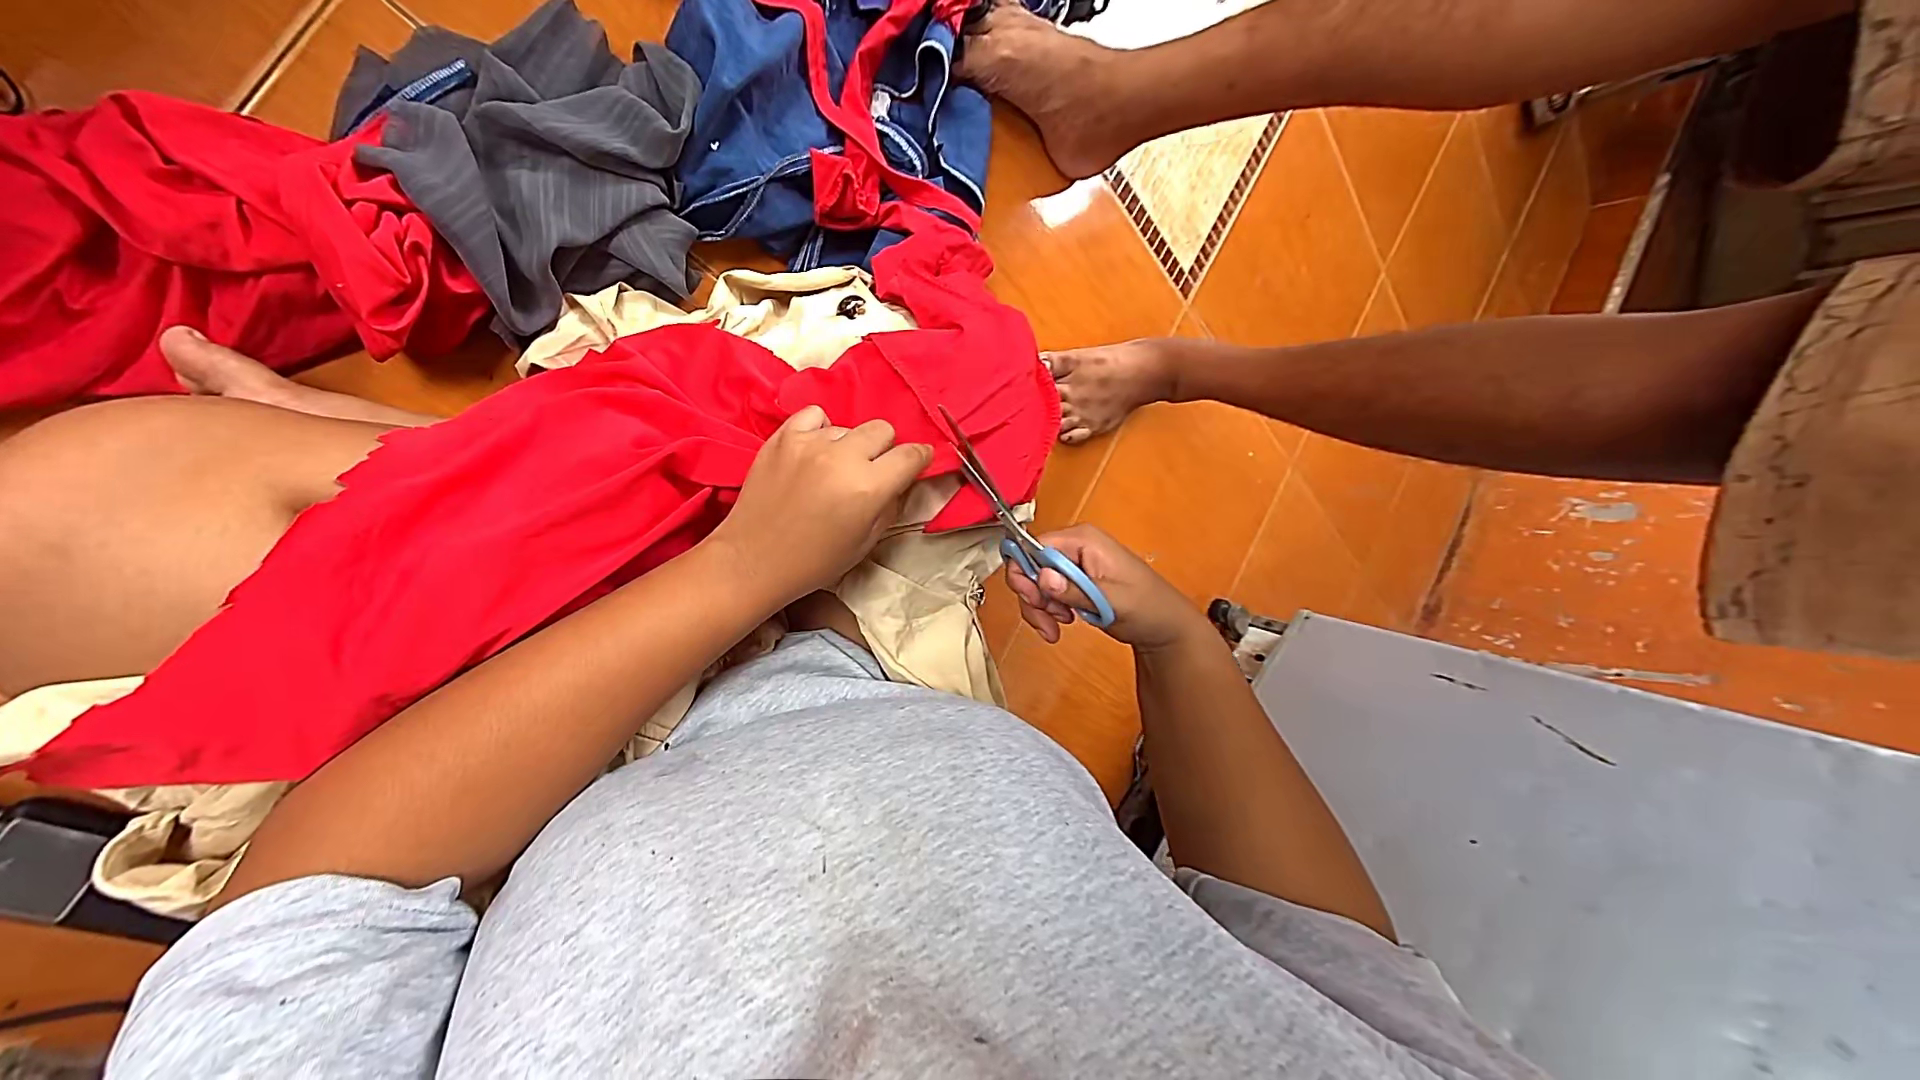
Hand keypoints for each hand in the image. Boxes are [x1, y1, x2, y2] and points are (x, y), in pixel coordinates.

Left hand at [708, 406, 930, 604]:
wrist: (754, 559)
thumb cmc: (814, 561)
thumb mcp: (867, 542)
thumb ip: (892, 505)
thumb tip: (904, 480)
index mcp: (867, 488)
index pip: (910, 455)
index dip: (920, 458)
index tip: (917, 463)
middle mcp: (842, 458)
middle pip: (882, 431)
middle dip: (884, 450)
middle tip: (871, 472)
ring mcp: (809, 443)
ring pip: (849, 427)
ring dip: (850, 445)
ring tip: (833, 470)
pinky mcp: (783, 437)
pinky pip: (815, 416)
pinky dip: (821, 429)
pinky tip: (815, 451)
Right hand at [1004, 524, 1209, 650]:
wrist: (1163, 626)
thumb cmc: (1148, 608)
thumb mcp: (1112, 601)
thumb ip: (1075, 590)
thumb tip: (1043, 577)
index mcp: (1083, 540)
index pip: (1033, 545)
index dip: (1026, 572)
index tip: (1035, 600)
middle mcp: (1074, 546)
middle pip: (1030, 564)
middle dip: (1033, 595)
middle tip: (1048, 618)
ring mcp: (1072, 564)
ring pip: (1035, 582)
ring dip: (1039, 608)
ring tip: (1057, 627)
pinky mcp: (1072, 581)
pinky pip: (1045, 592)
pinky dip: (1046, 611)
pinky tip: (1059, 626)